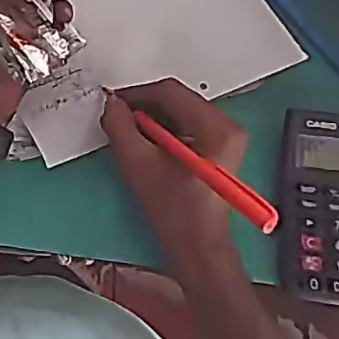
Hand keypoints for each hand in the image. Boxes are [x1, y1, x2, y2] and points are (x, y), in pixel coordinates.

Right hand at [101, 79, 248, 252]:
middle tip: (117, 118)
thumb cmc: (174, 210)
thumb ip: (120, 128)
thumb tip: (112, 103)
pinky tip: (144, 144)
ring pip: (178, 112)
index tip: (113, 102)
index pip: (170, 92)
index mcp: (216, 126)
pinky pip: (184, 126)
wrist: (197, 246)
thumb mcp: (139, 164)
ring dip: (150, 118)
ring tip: (128, 133)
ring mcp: (224, 137)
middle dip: (143, 106)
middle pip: (176, 99)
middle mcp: (226, 125)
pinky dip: (161, 130)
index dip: (136, 93)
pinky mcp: (217, 148)